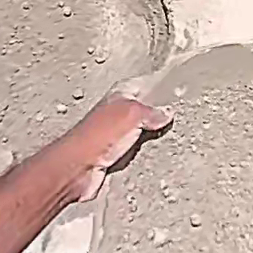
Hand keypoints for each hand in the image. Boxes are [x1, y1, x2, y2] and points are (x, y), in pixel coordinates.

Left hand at [54, 92, 170, 202]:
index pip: (145, 84)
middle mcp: (116, 111)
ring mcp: (114, 133)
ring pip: (140, 130)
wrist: (78, 168)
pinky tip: (147, 152)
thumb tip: (166, 112)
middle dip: (156, 113)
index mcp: (119, 94)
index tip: (174, 91)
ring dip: (148, 134)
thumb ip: (152, 111)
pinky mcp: (113, 154)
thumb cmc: (97, 136)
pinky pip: (134, 149)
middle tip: (172, 115)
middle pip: (144, 108)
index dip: (159, 87)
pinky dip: (141, 151)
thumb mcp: (132, 114)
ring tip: (161, 134)